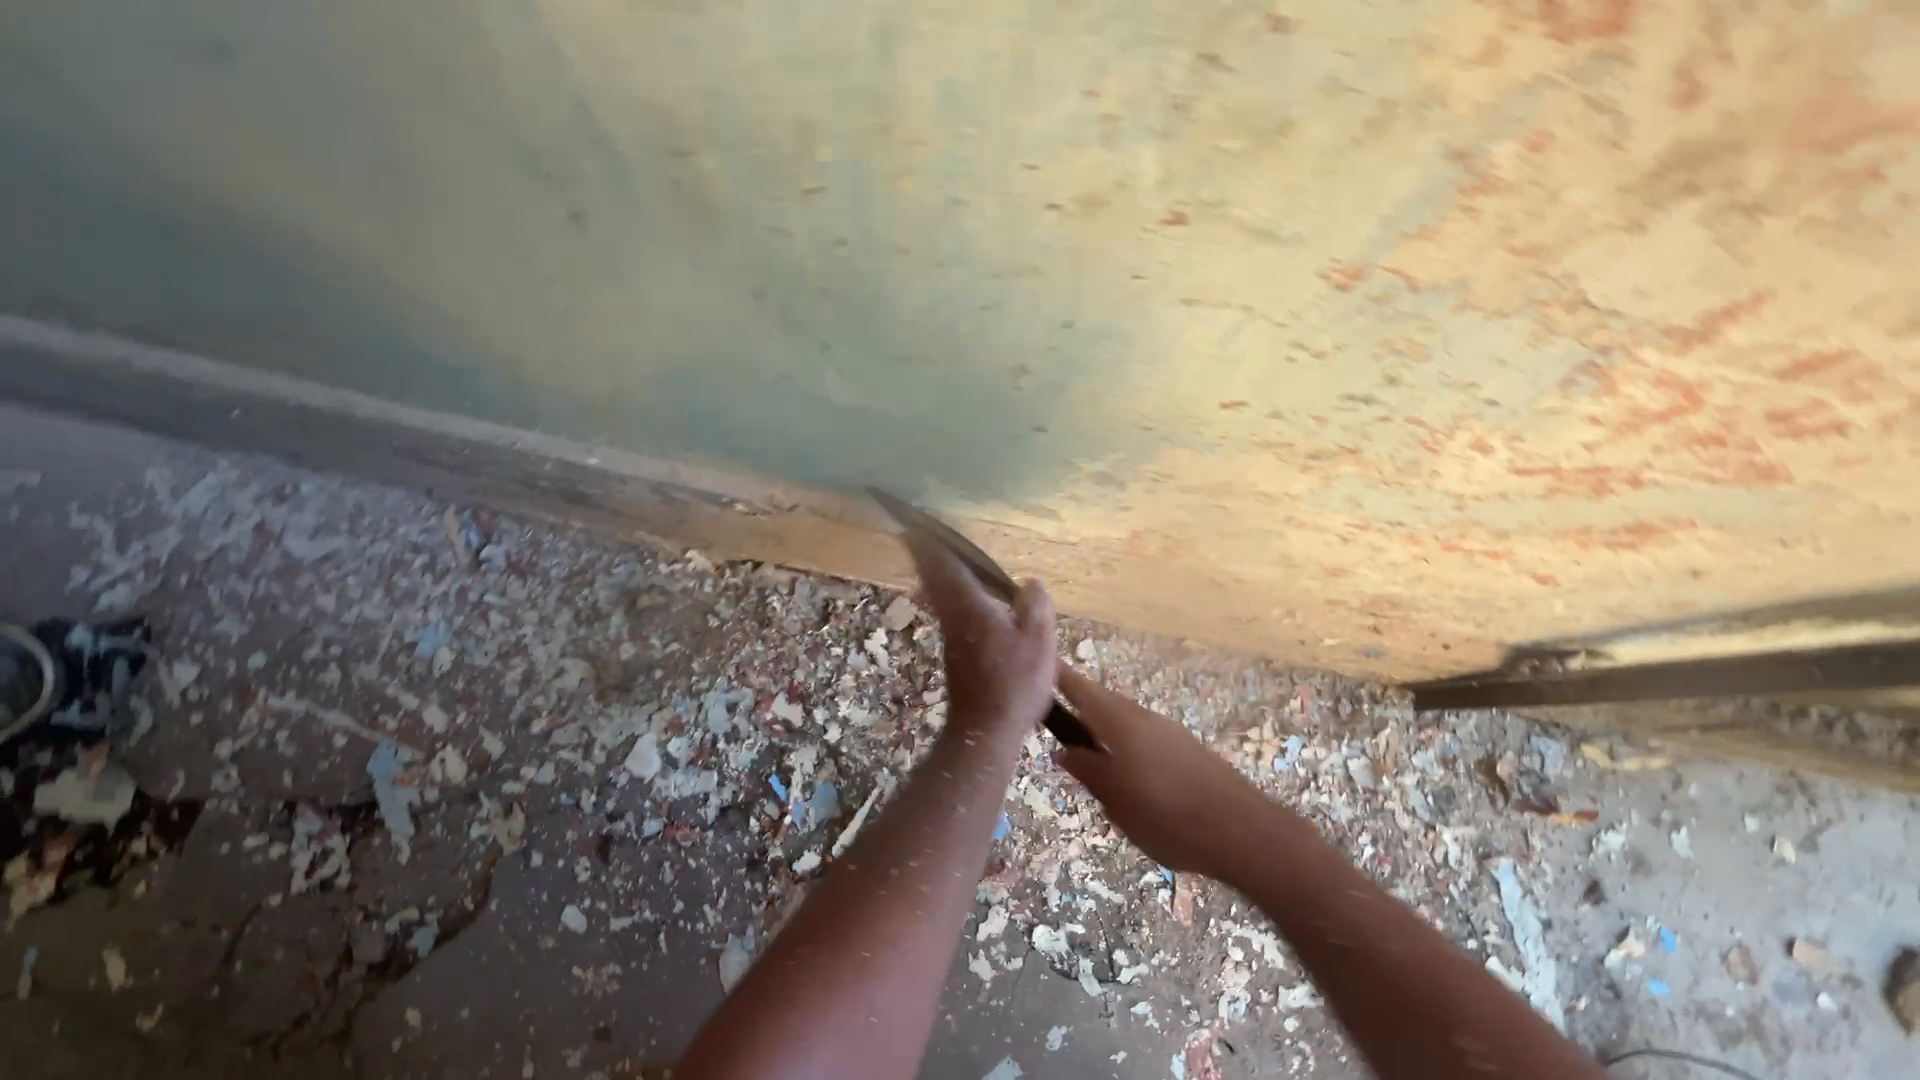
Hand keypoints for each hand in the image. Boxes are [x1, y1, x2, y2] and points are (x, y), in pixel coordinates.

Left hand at [903, 531, 1056, 744]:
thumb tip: (1031, 583)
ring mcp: (952, 637)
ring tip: (936, 556)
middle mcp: (953, 617)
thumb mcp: (1038, 642)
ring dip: (934, 573)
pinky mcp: (956, 654)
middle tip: (916, 532)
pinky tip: (962, 596)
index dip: (930, 544)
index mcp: (970, 607)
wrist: (986, 730)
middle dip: (924, 554)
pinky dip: (947, 594)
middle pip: (934, 578)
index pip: (945, 566)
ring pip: (938, 596)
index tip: (914, 523)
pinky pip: (948, 611)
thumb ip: (1035, 607)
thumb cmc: (1015, 683)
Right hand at [1054, 666, 1275, 880]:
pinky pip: (1143, 737)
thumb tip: (1065, 751)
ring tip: (1086, 756)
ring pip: (1124, 722)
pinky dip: (1124, 744)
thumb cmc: (1170, 818)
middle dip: (1078, 707)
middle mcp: (1144, 718)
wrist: (1245, 833)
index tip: (1035, 668)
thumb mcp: (1117, 802)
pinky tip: (1125, 774)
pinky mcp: (1187, 750)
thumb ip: (1089, 772)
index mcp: (1121, 723)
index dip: (1057, 677)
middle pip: (1103, 703)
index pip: (1080, 689)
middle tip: (1053, 723)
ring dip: (1102, 729)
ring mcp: (1169, 732)